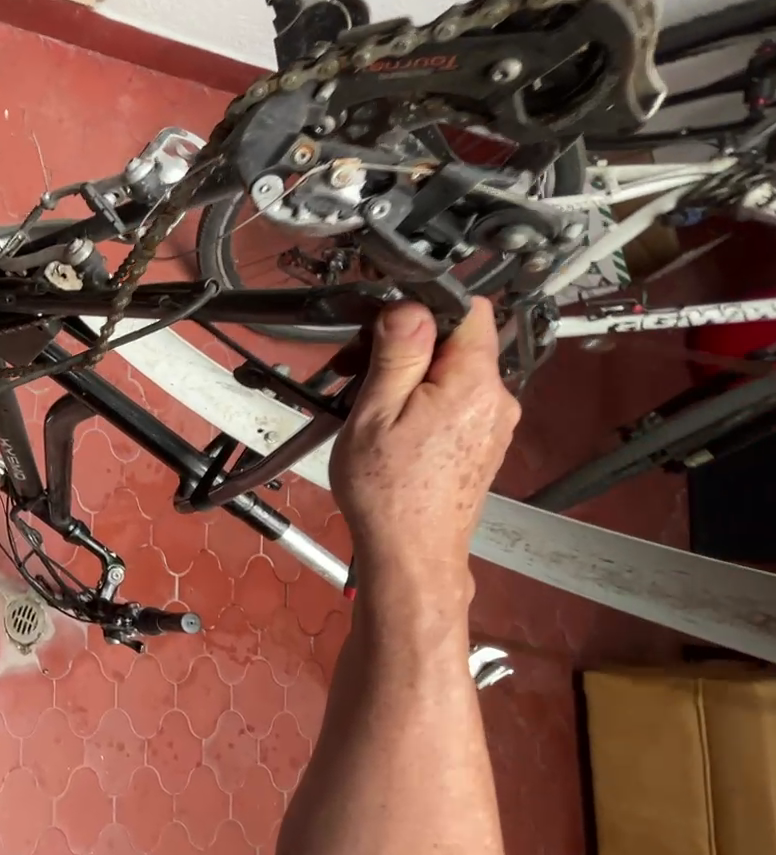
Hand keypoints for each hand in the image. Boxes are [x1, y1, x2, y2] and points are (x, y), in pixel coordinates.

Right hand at [329, 299, 519, 589]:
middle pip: (457, 344)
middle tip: (357, 374)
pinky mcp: (484, 441)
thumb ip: (398, 356)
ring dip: (411, 380)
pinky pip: (455, 403)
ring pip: (453, 375)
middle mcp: (496, 396)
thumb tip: (409, 307)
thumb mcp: (375, 414)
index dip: (421, 309)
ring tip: (369, 409)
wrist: (410, 548)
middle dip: (406, 349)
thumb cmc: (386, 489)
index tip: (380, 330)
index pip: (468, 310)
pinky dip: (422, 404)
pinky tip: (391, 430)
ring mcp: (495, 421)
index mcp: (472, 381)